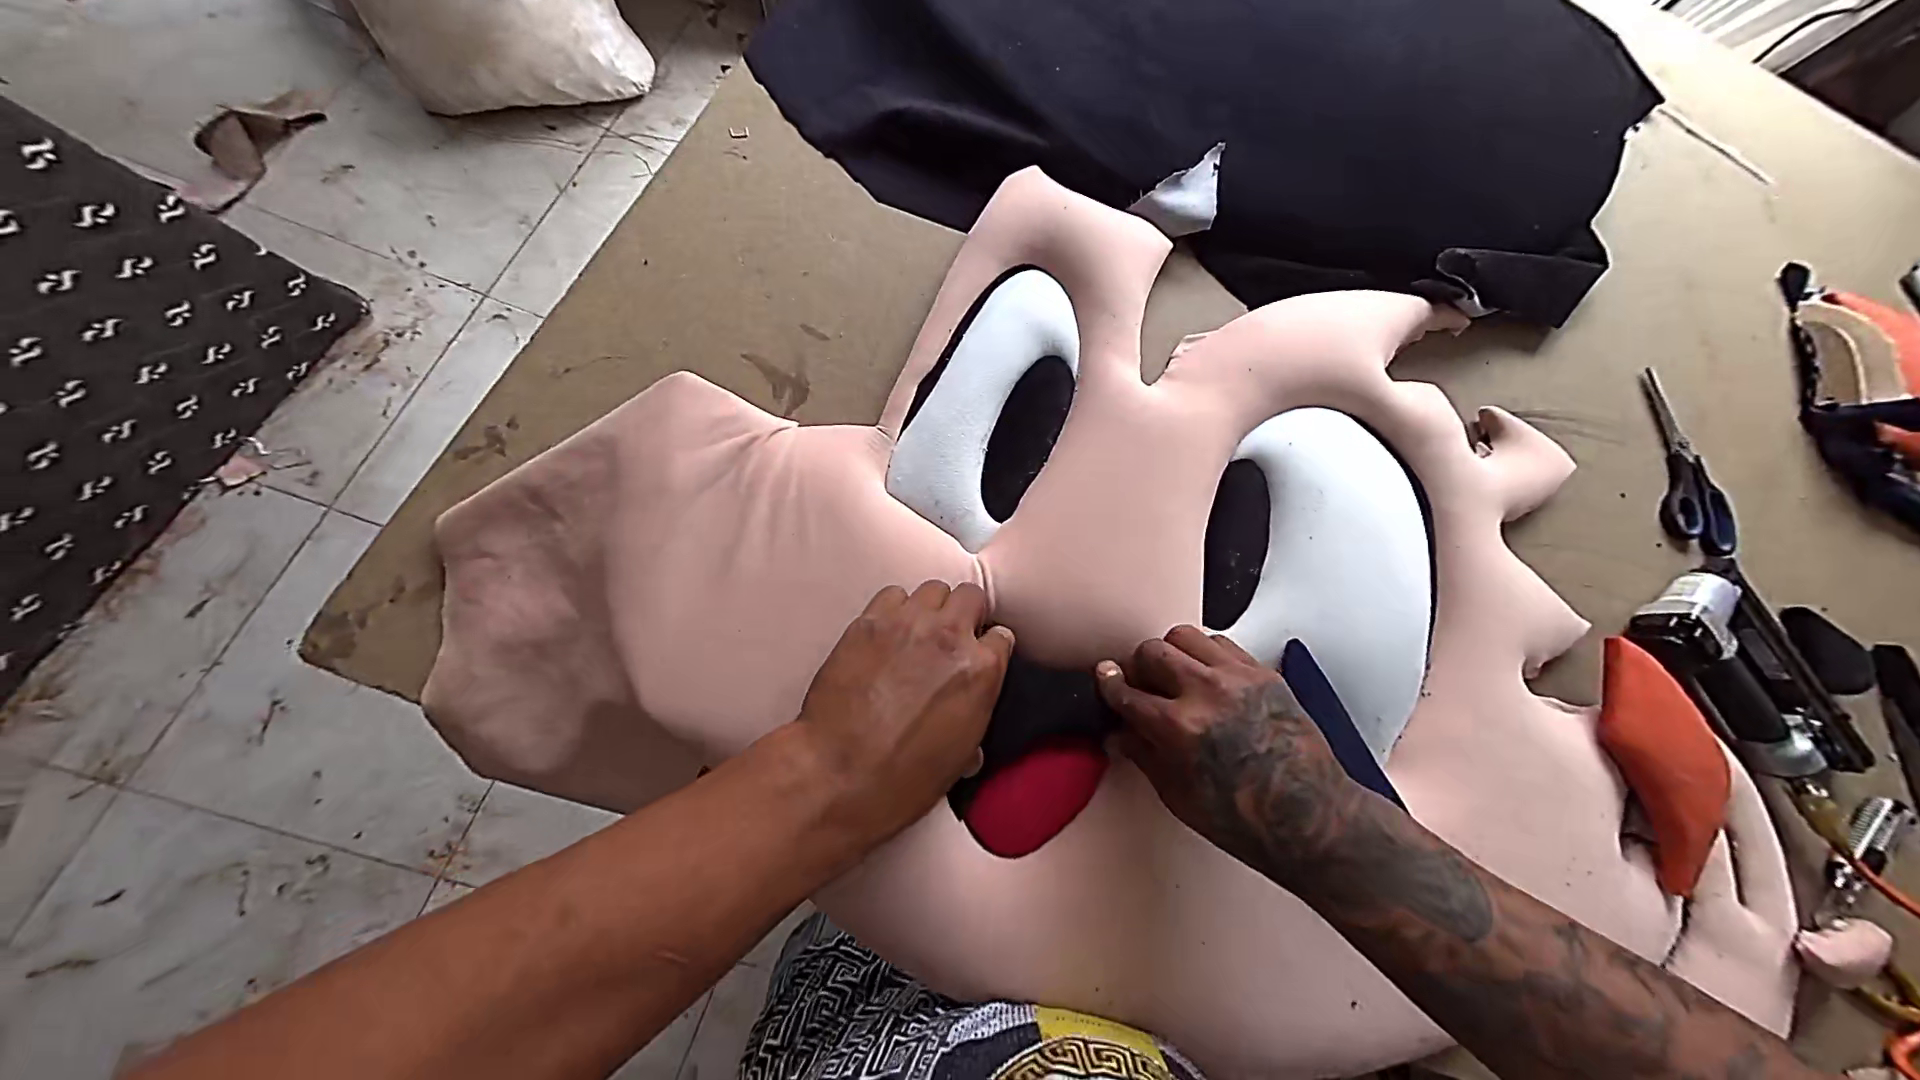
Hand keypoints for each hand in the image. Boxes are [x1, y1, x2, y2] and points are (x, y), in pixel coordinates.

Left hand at [794, 581, 1014, 843]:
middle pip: (970, 597)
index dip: (989, 647)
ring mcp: (907, 624)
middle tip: (952, 634)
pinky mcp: (869, 622)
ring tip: (919, 630)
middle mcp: (949, 636)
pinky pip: (892, 595)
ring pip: (933, 589)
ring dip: (931, 608)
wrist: (840, 775)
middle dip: (966, 614)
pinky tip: (888, 631)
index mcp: (981, 670)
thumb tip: (968, 703)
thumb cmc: (900, 778)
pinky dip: (894, 608)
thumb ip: (975, 710)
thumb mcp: (962, 752)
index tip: (979, 653)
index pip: (1001, 636)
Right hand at [1094, 626, 1365, 884]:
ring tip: (1174, 676)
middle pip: (1151, 651)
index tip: (1105, 677)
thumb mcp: (1178, 796)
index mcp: (1179, 728)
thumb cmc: (1250, 820)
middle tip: (1141, 683)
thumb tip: (1121, 734)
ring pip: (1183, 636)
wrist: (1314, 820)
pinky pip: (1221, 644)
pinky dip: (1205, 654)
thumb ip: (1144, 755)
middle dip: (1138, 667)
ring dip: (1171, 653)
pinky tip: (1207, 677)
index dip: (1108, 683)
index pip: (1125, 691)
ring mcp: (1238, 679)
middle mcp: (1206, 694)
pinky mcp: (1264, 675)